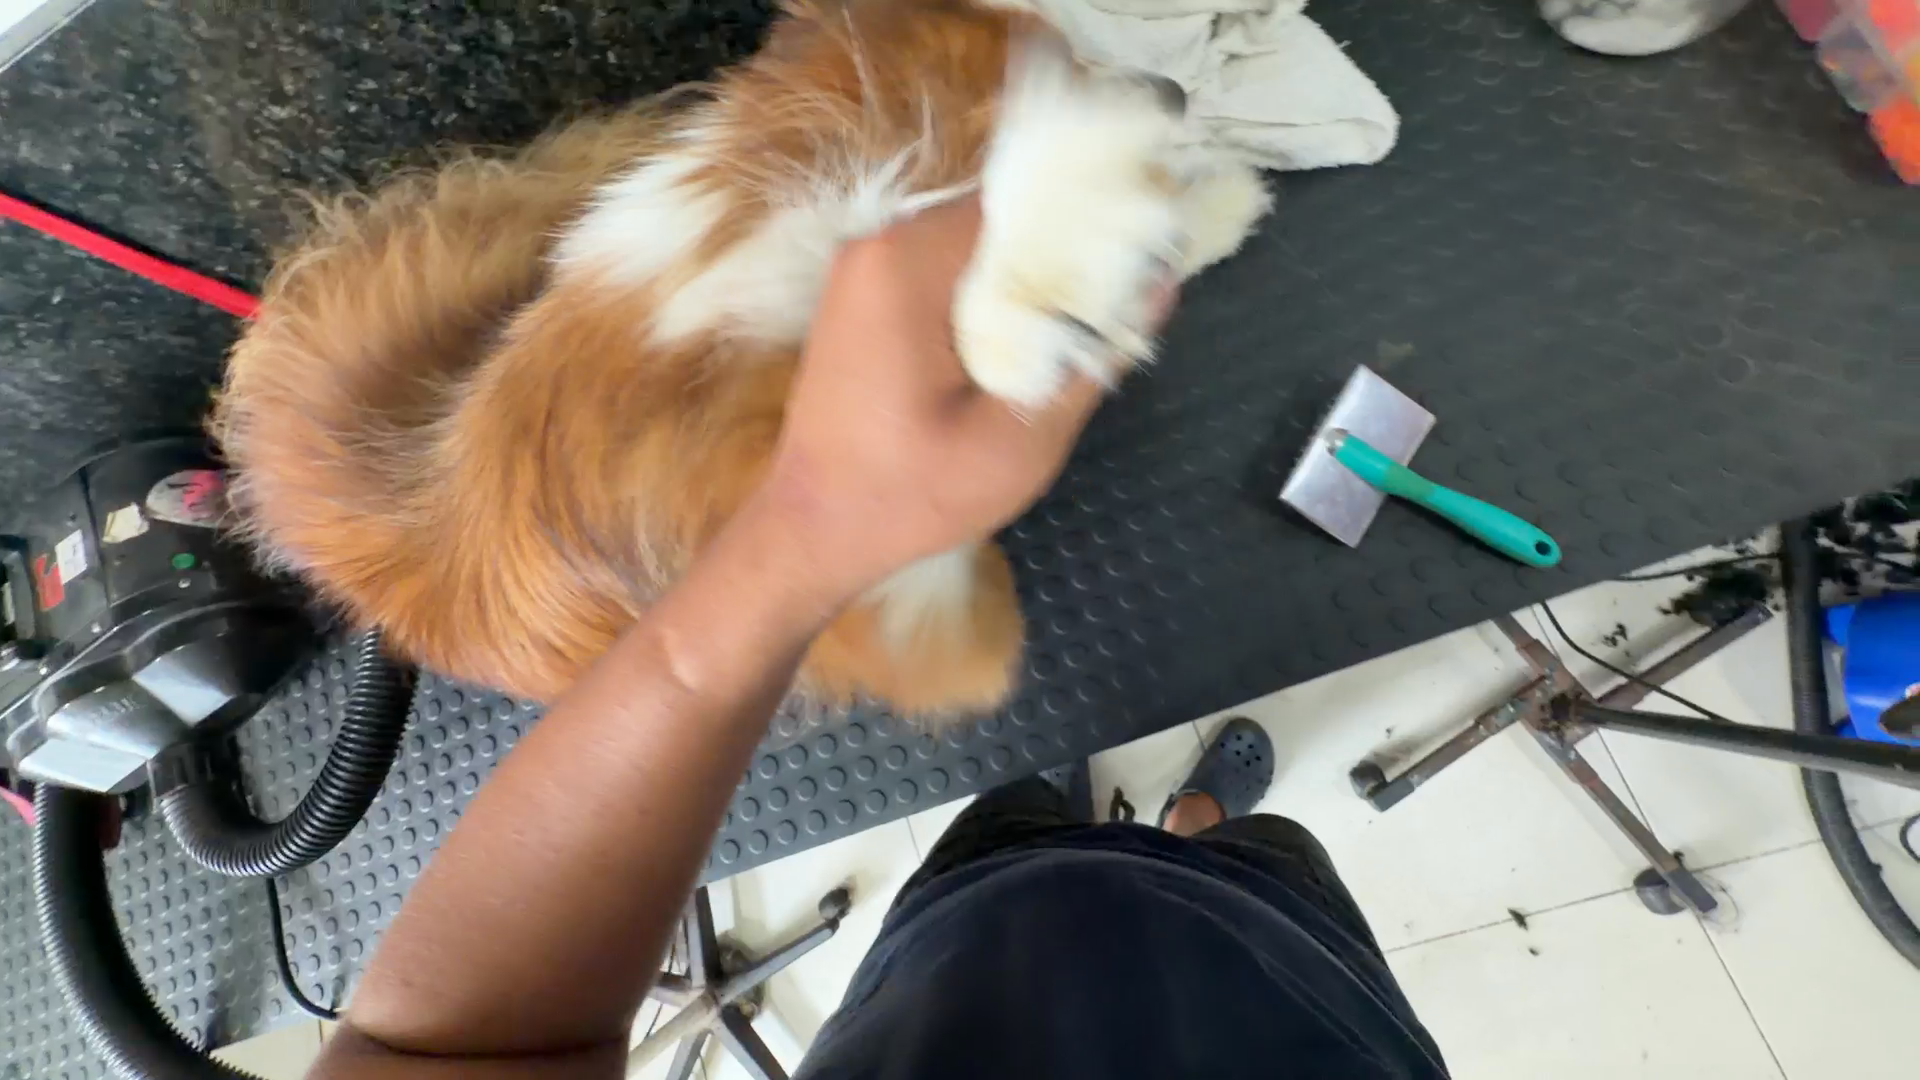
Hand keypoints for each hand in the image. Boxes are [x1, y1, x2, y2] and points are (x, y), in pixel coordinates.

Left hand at [743, 195, 1173, 606]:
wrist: (814, 531)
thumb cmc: (910, 496)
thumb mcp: (1018, 440)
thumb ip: (1090, 358)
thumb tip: (1159, 282)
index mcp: (910, 262)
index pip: (1025, 200)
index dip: (1092, 220)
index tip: (1143, 251)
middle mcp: (879, 245)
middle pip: (998, 221)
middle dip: (1060, 259)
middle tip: (1112, 305)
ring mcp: (864, 271)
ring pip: (973, 250)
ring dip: (1024, 285)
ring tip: (1070, 332)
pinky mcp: (863, 303)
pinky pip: (943, 277)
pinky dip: (984, 302)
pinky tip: (1013, 348)